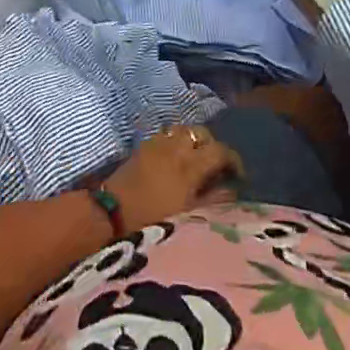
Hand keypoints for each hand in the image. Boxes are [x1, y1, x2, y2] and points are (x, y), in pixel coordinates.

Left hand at [102, 125, 243, 229]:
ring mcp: (158, 142)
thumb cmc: (152, 219)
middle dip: (213, 146)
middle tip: (217, 166)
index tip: (239, 175)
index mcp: (189, 165)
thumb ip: (213, 198)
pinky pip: (167, 133)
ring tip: (196, 159)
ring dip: (194, 140)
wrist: (111, 213)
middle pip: (202, 133)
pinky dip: (177, 140)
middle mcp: (176, 147)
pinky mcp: (144, 144)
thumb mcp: (188, 214)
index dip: (234, 160)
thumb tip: (233, 188)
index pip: (220, 151)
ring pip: (184, 129)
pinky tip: (176, 157)